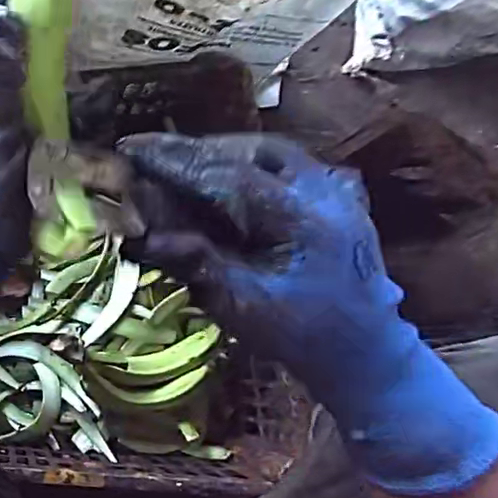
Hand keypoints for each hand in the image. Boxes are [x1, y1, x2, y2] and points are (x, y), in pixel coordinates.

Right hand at [118, 133, 497, 494]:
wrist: (366, 351)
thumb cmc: (301, 334)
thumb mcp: (243, 305)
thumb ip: (195, 264)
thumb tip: (141, 237)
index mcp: (304, 219)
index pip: (228, 174)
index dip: (176, 161)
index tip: (132, 151)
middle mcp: (324, 191)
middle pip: (248, 150)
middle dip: (191, 148)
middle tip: (144, 147)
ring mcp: (335, 188)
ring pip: (267, 149)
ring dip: (217, 150)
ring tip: (174, 156)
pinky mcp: (336, 193)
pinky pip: (283, 161)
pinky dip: (244, 158)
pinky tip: (219, 167)